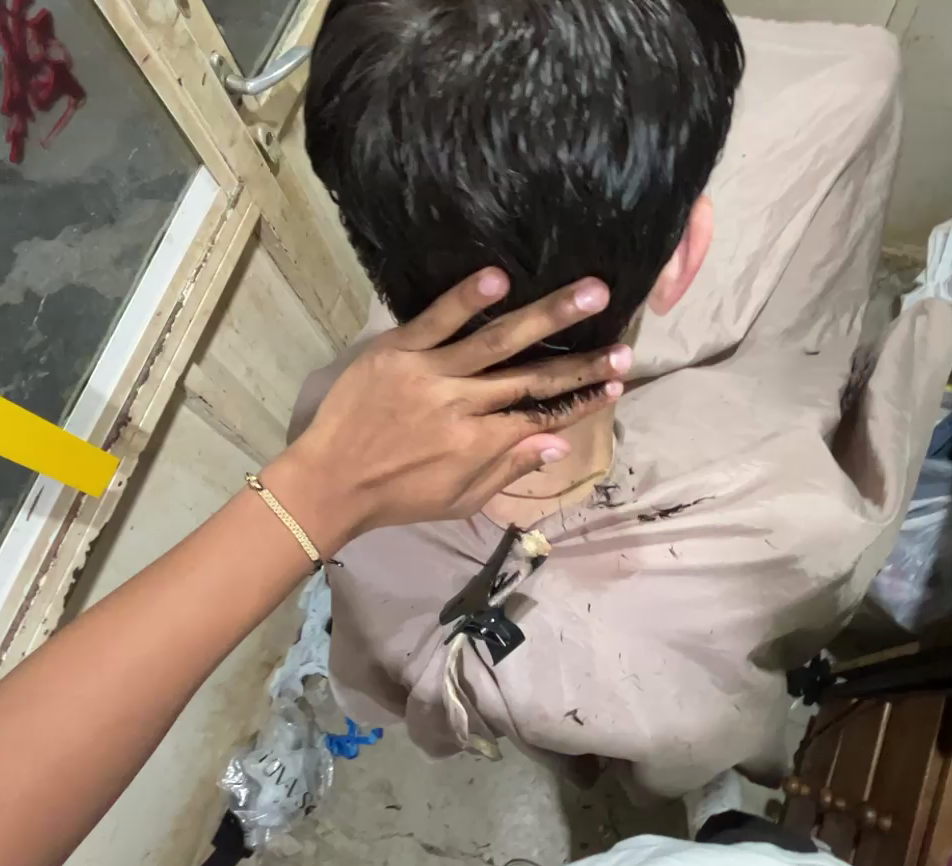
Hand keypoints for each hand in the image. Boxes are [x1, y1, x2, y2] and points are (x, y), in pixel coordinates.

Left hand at [262, 269, 629, 549]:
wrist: (328, 482)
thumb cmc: (398, 497)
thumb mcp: (460, 501)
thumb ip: (508, 470)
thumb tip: (559, 443)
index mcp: (478, 445)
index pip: (541, 415)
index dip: (581, 400)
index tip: (615, 384)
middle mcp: (462, 406)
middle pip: (532, 378)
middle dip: (581, 362)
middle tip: (623, 343)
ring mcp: (429, 374)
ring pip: (497, 341)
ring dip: (548, 317)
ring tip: (591, 292)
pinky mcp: (396, 351)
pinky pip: (435, 320)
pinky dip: (466, 299)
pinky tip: (501, 278)